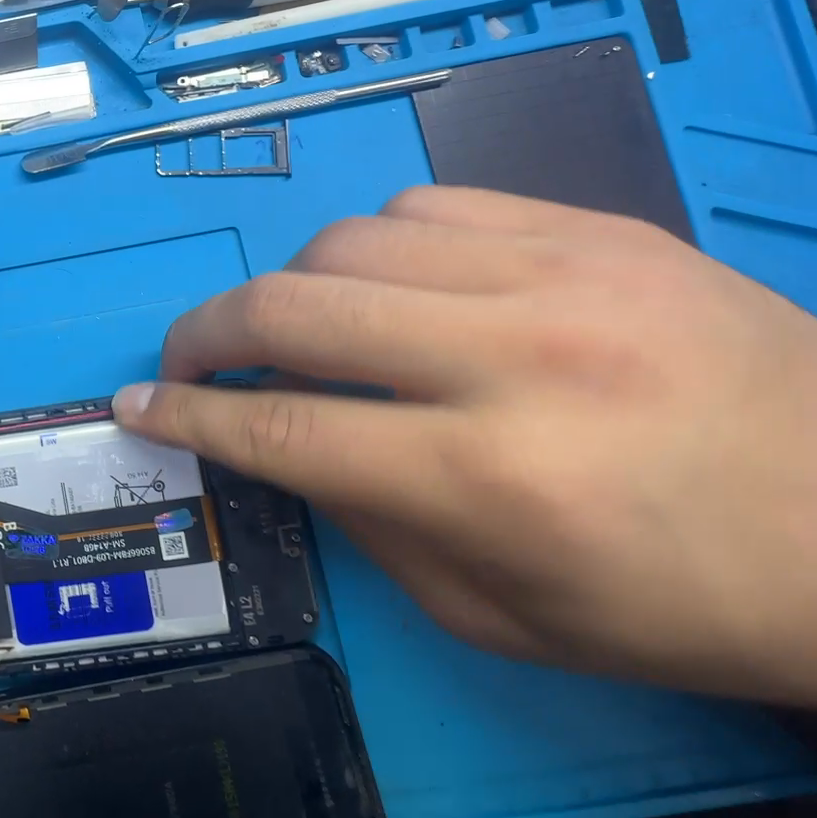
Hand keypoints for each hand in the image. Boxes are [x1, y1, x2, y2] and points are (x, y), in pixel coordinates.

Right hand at [113, 186, 816, 706]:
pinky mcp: (598, 229)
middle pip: (292, 308)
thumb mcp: (493, 612)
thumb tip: (271, 439)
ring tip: (297, 328)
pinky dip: (371, 247)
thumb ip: (360, 518)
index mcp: (494, 479)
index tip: (139, 405)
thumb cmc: (677, 599)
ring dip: (289, 288)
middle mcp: (518, 358)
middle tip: (187, 358)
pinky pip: (426, 205)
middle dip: (204, 332)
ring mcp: (565, 274)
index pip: (283, 426)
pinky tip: (387, 286)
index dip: (189, 414)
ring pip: (347, 241)